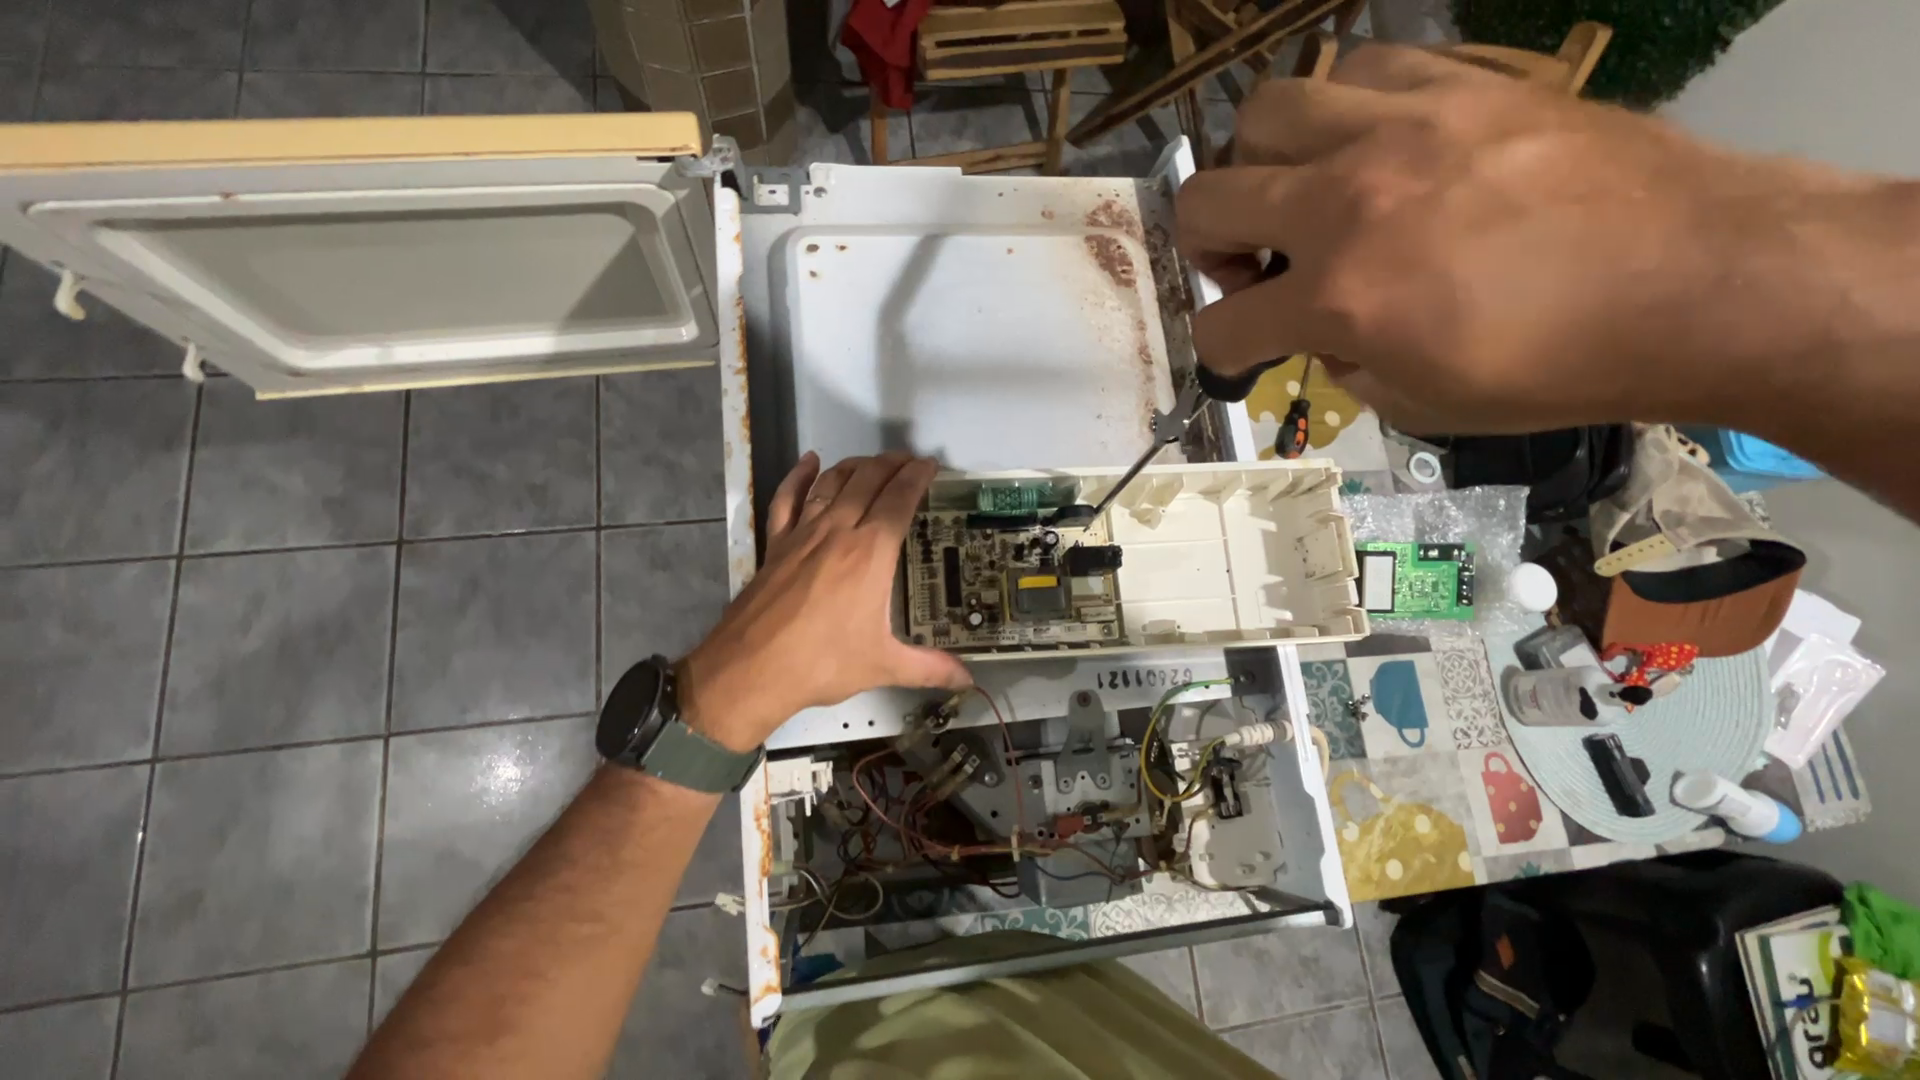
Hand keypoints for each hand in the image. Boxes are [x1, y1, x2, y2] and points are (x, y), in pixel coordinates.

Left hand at [677, 452, 970, 750]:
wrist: (751, 669)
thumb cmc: (822, 663)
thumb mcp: (883, 666)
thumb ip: (929, 668)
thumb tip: (968, 679)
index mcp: (870, 554)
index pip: (899, 500)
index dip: (916, 478)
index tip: (930, 465)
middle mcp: (838, 532)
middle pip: (867, 482)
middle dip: (891, 464)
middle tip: (909, 460)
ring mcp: (802, 534)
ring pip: (831, 483)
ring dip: (854, 465)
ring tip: (873, 462)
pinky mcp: (776, 545)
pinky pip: (787, 499)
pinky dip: (799, 476)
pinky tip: (809, 462)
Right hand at [1177, 44, 1877, 434]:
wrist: (1700, 279)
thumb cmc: (1554, 366)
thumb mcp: (1417, 403)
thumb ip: (1340, 362)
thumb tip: (1317, 331)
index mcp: (1339, 299)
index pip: (1221, 324)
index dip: (1220, 348)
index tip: (1243, 350)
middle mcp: (1347, 204)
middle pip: (1205, 201)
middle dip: (1208, 248)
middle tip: (1255, 266)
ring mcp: (1401, 129)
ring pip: (1265, 112)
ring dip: (1261, 163)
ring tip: (1306, 191)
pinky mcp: (1458, 83)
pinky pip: (1357, 68)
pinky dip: (1341, 111)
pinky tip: (1373, 146)